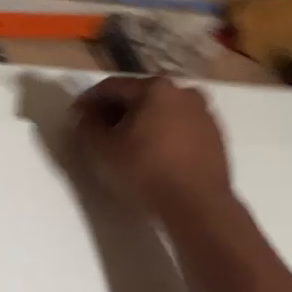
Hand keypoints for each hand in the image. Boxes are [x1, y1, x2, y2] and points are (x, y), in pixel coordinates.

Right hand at [73, 76, 233, 219]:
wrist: (197, 204)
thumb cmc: (145, 170)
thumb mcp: (102, 149)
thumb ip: (87, 126)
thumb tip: (87, 116)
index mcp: (155, 88)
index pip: (111, 87)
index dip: (89, 100)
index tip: (76, 116)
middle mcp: (183, 92)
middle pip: (139, 95)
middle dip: (116, 109)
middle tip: (99, 129)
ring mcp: (204, 113)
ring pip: (161, 110)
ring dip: (140, 121)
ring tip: (125, 142)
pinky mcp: (215, 135)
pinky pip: (179, 126)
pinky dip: (161, 133)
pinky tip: (152, 152)